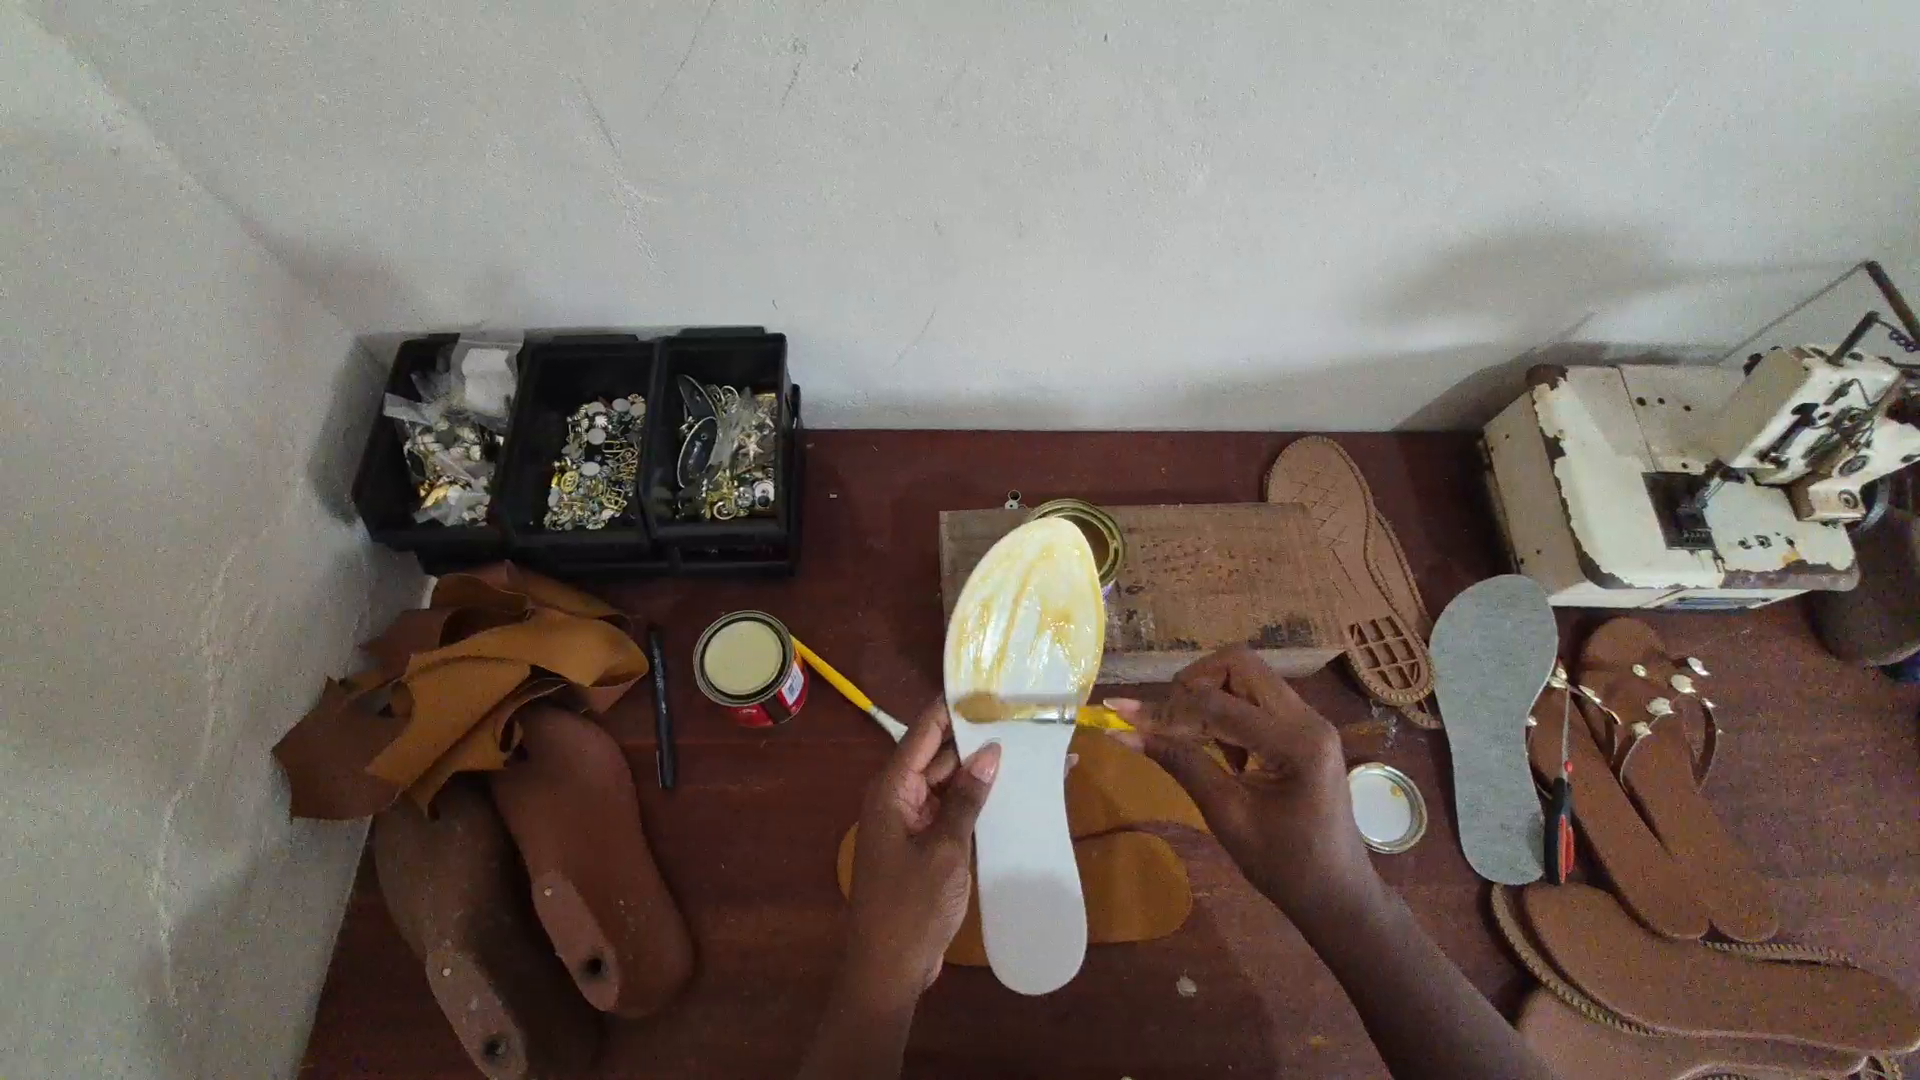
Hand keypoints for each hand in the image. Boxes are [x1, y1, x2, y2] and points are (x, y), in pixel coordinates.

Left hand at [841, 703, 1000, 1007]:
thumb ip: (966, 800)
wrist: (888, 972)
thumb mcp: (945, 850)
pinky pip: (950, 809)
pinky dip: (975, 801)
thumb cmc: (910, 907)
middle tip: (1019, 718)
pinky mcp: (924, 843)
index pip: (924, 732)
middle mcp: (899, 796)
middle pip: (939, 755)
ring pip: (948, 782)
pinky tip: (1010, 794)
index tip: (986, 686)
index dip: (952, 708)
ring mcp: (911, 821)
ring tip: (1025, 749)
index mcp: (892, 789)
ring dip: (979, 771)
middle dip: (975, 738)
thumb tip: (991, 752)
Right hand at [1106, 648, 1375, 920]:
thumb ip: (1179, 762)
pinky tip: (1220, 751)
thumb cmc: (1284, 865)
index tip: (1120, 713)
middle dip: (1193, 683)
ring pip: (1246, 675)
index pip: (1216, 704)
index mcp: (1295, 743)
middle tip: (1168, 720)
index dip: (1164, 709)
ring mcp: (1309, 720)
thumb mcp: (1225, 814)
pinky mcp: (1304, 729)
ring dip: (1209, 695)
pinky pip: (1256, 697)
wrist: (1338, 895)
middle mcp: (1307, 718)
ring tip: (1191, 739)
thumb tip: (1123, 732)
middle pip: (1238, 664)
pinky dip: (1227, 710)